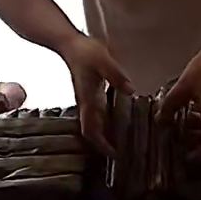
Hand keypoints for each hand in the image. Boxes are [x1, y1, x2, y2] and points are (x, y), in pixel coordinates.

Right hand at [59, 35, 134, 152]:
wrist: (70, 44)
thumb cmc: (84, 52)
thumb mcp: (103, 61)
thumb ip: (116, 76)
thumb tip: (130, 91)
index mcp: (88, 101)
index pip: (91, 130)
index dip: (100, 144)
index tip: (113, 155)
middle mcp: (87, 104)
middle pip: (93, 132)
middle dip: (104, 146)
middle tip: (122, 155)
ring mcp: (88, 100)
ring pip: (95, 125)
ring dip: (106, 136)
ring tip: (122, 143)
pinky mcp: (91, 94)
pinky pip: (99, 114)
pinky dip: (108, 123)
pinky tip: (120, 122)